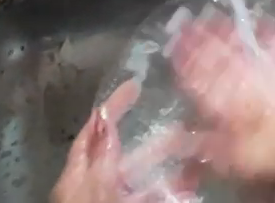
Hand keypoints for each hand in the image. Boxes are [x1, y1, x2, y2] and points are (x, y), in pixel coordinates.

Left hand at [50, 80, 196, 202]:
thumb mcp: (95, 191)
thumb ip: (102, 157)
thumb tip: (104, 116)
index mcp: (77, 178)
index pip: (94, 131)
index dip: (112, 106)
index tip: (137, 83)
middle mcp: (92, 190)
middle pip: (121, 155)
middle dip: (153, 139)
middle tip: (183, 123)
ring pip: (139, 182)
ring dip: (166, 169)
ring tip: (197, 158)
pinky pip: (147, 197)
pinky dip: (168, 192)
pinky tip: (191, 188)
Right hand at [167, 13, 274, 185]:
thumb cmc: (269, 153)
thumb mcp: (228, 157)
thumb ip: (198, 145)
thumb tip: (170, 140)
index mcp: (223, 100)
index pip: (198, 76)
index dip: (184, 59)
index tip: (174, 43)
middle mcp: (243, 78)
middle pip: (217, 55)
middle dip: (200, 38)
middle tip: (187, 21)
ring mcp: (267, 67)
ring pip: (241, 44)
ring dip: (226, 29)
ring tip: (215, 15)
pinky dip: (267, 31)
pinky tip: (263, 19)